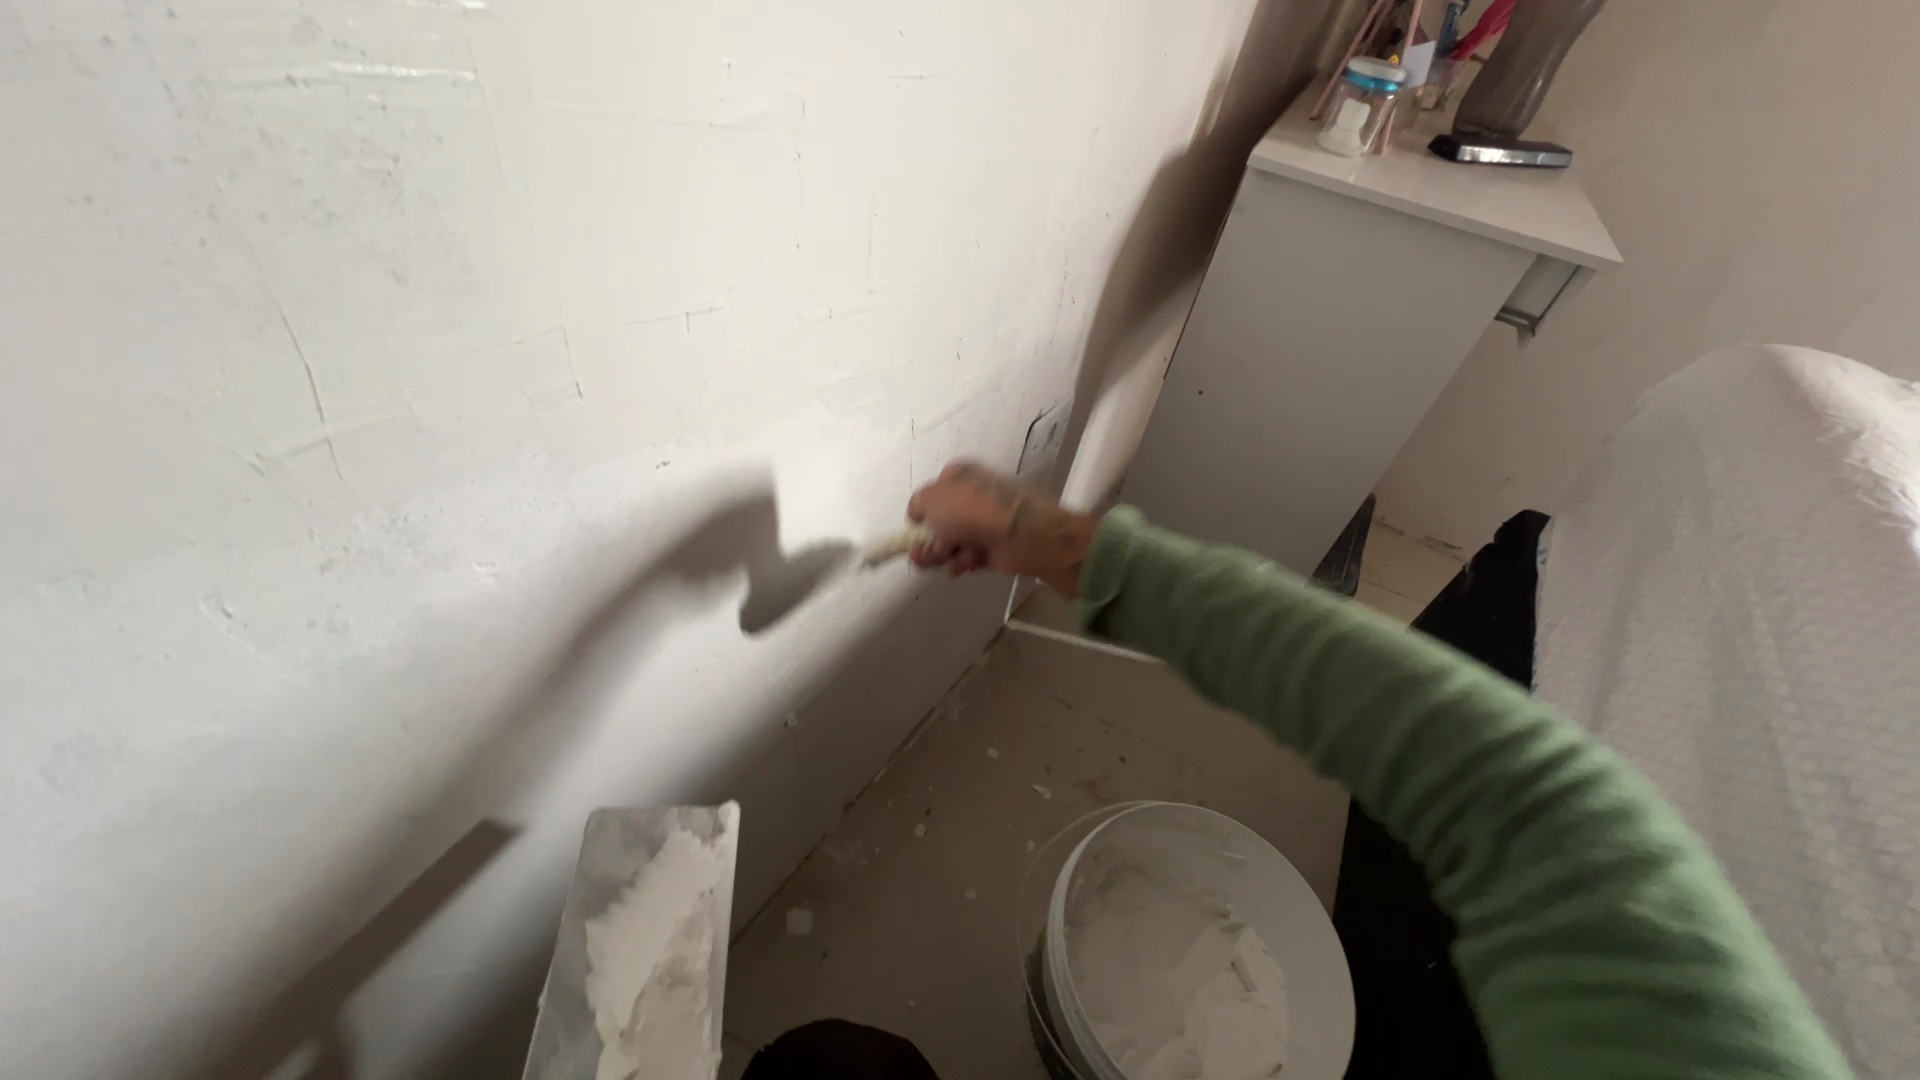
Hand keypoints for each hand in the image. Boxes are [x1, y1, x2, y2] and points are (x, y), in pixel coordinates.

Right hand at [906, 462, 1098, 597]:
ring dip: (942, 554)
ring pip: (953, 542)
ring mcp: (986, 522)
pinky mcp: (995, 547)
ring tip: (943, 560)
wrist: (1021, 533)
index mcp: (960, 476)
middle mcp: (973, 496)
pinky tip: (963, 565)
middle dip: (928, 540)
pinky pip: (969, 556)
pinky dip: (963, 562)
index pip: (933, 493)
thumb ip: (918, 505)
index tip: (914, 528)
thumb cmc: (971, 509)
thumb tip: (917, 514)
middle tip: (922, 555)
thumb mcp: (932, 498)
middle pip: (941, 522)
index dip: (922, 512)